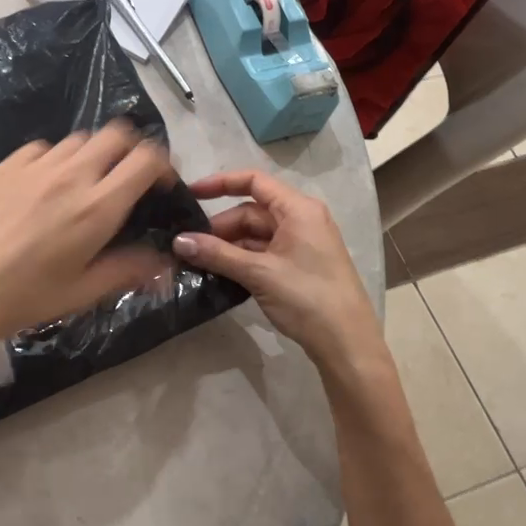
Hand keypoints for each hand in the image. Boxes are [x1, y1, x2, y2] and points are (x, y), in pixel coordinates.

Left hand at [0, 121, 175, 353]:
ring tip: (85, 184)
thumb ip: (128, 270)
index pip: (146, 158)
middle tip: (127, 179)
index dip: (162, 164)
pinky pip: (41, 149)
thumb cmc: (24, 298)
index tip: (161, 184)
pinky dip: (54, 160)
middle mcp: (70, 175)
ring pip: (78, 140)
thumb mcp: (83, 291)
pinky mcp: (4, 166)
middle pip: (115, 134)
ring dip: (92, 155)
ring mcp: (34, 166)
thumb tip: (165, 264)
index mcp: (97, 206)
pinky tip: (44, 187)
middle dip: (130, 150)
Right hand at [172, 170, 378, 362]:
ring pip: (255, 235)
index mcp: (298, 209)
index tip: (191, 194)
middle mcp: (301, 220)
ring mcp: (302, 244)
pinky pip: (263, 253)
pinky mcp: (299, 266)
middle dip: (220, 227)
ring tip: (198, 261)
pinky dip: (241, 259)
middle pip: (251, 211)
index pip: (254, 181)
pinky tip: (219, 273)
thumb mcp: (258, 273)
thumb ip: (217, 254)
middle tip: (189, 245)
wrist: (347, 344)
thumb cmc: (307, 297)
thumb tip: (178, 240)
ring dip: (228, 246)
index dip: (220, 183)